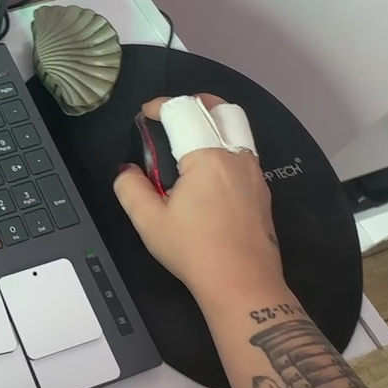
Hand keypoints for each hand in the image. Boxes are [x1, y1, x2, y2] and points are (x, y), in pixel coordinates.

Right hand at [112, 94, 285, 312]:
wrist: (243, 284)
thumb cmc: (196, 252)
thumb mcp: (148, 221)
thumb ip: (129, 188)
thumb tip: (126, 171)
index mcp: (208, 158)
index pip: (184, 111)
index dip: (160, 105)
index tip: (145, 114)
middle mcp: (236, 157)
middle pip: (220, 108)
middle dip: (192, 102)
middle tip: (170, 115)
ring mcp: (254, 173)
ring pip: (236, 128)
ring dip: (210, 122)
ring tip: (184, 140)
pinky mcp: (261, 189)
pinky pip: (242, 150)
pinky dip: (222, 144)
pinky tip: (203, 169)